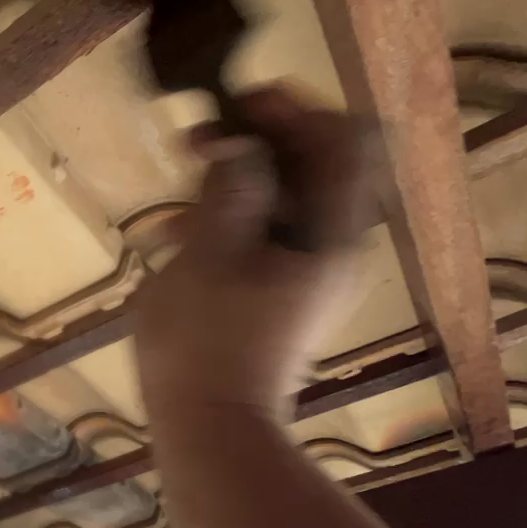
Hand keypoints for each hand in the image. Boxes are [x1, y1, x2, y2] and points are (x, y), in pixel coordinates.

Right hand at [133, 86, 380, 423]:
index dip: (295, 110)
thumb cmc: (202, 341)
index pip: (343, 139)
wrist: (210, 422)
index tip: (235, 105)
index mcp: (330, 231)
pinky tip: (185, 235)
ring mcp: (313, 276)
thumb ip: (228, 193)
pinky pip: (271, 238)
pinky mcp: (286, 298)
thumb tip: (237, 143)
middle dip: (262, 145)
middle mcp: (337, 246)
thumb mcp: (205, 259)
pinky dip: (235, 221)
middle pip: (320, 168)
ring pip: (290, 203)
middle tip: (199, 144)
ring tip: (182, 192)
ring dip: (241, 184)